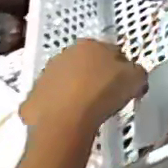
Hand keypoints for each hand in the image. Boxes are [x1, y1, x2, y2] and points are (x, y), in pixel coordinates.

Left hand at [20, 39, 146, 139]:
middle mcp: (63, 55)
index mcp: (89, 45)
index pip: (111, 51)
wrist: (65, 123)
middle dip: (95, 75)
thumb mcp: (137, 77)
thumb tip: (132, 75)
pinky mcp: (29, 101)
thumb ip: (136, 71)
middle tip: (107, 94)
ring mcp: (43, 78)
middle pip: (85, 64)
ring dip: (75, 90)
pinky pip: (50, 102)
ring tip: (88, 109)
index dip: (120, 66)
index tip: (124, 81)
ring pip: (65, 82)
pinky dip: (58, 108)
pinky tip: (69, 120)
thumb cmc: (104, 92)